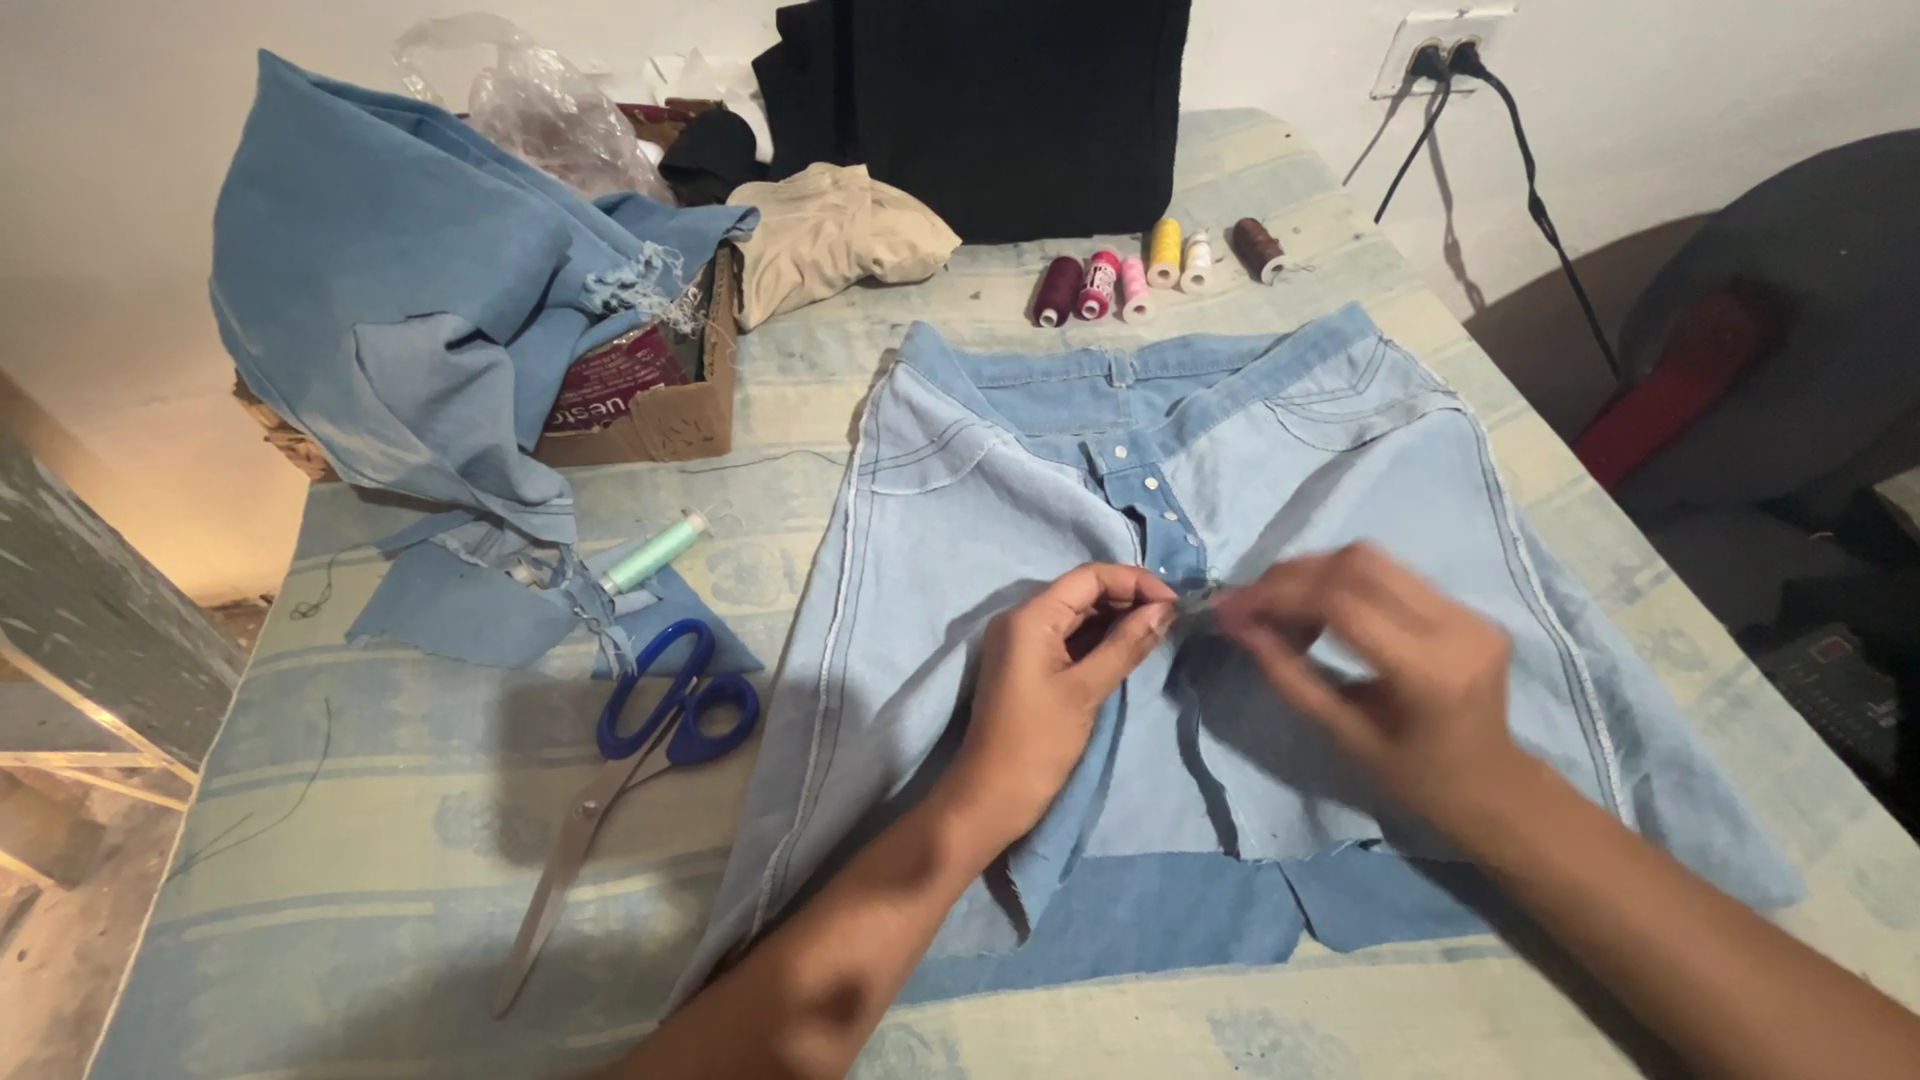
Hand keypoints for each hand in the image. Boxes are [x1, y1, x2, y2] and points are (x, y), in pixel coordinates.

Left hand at [939, 564, 1176, 849]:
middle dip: (1129, 598)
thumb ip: (1126, 645)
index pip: (1089, 577)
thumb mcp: (1086, 690)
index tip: (1175, 603)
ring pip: (1077, 614)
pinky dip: (1099, 638)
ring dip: (1117, 618)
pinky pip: (1068, 637)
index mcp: (1030, 616)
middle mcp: (1022, 618)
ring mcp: (1023, 641)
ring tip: (1160, 630)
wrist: (991, 795)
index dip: (1134, 581)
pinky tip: (1131, 645)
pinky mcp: (1029, 663)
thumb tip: (1165, 610)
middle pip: (1083, 591)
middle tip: (1173, 618)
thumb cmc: (1038, 742)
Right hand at [1212, 542, 1528, 834]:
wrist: (1492, 786)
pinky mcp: (1465, 605)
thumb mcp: (1341, 734)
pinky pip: (1388, 573)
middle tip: (1249, 601)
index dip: (1278, 597)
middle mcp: (1456, 628)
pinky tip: (1317, 607)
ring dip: (1312, 572)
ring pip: (1371, 558)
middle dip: (1290, 576)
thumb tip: (1237, 624)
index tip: (1232, 607)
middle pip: (1357, 565)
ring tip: (1280, 605)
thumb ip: (1287, 674)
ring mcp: (1468, 611)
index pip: (1342, 605)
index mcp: (1429, 672)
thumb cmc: (1412, 778)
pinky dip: (1338, 580)